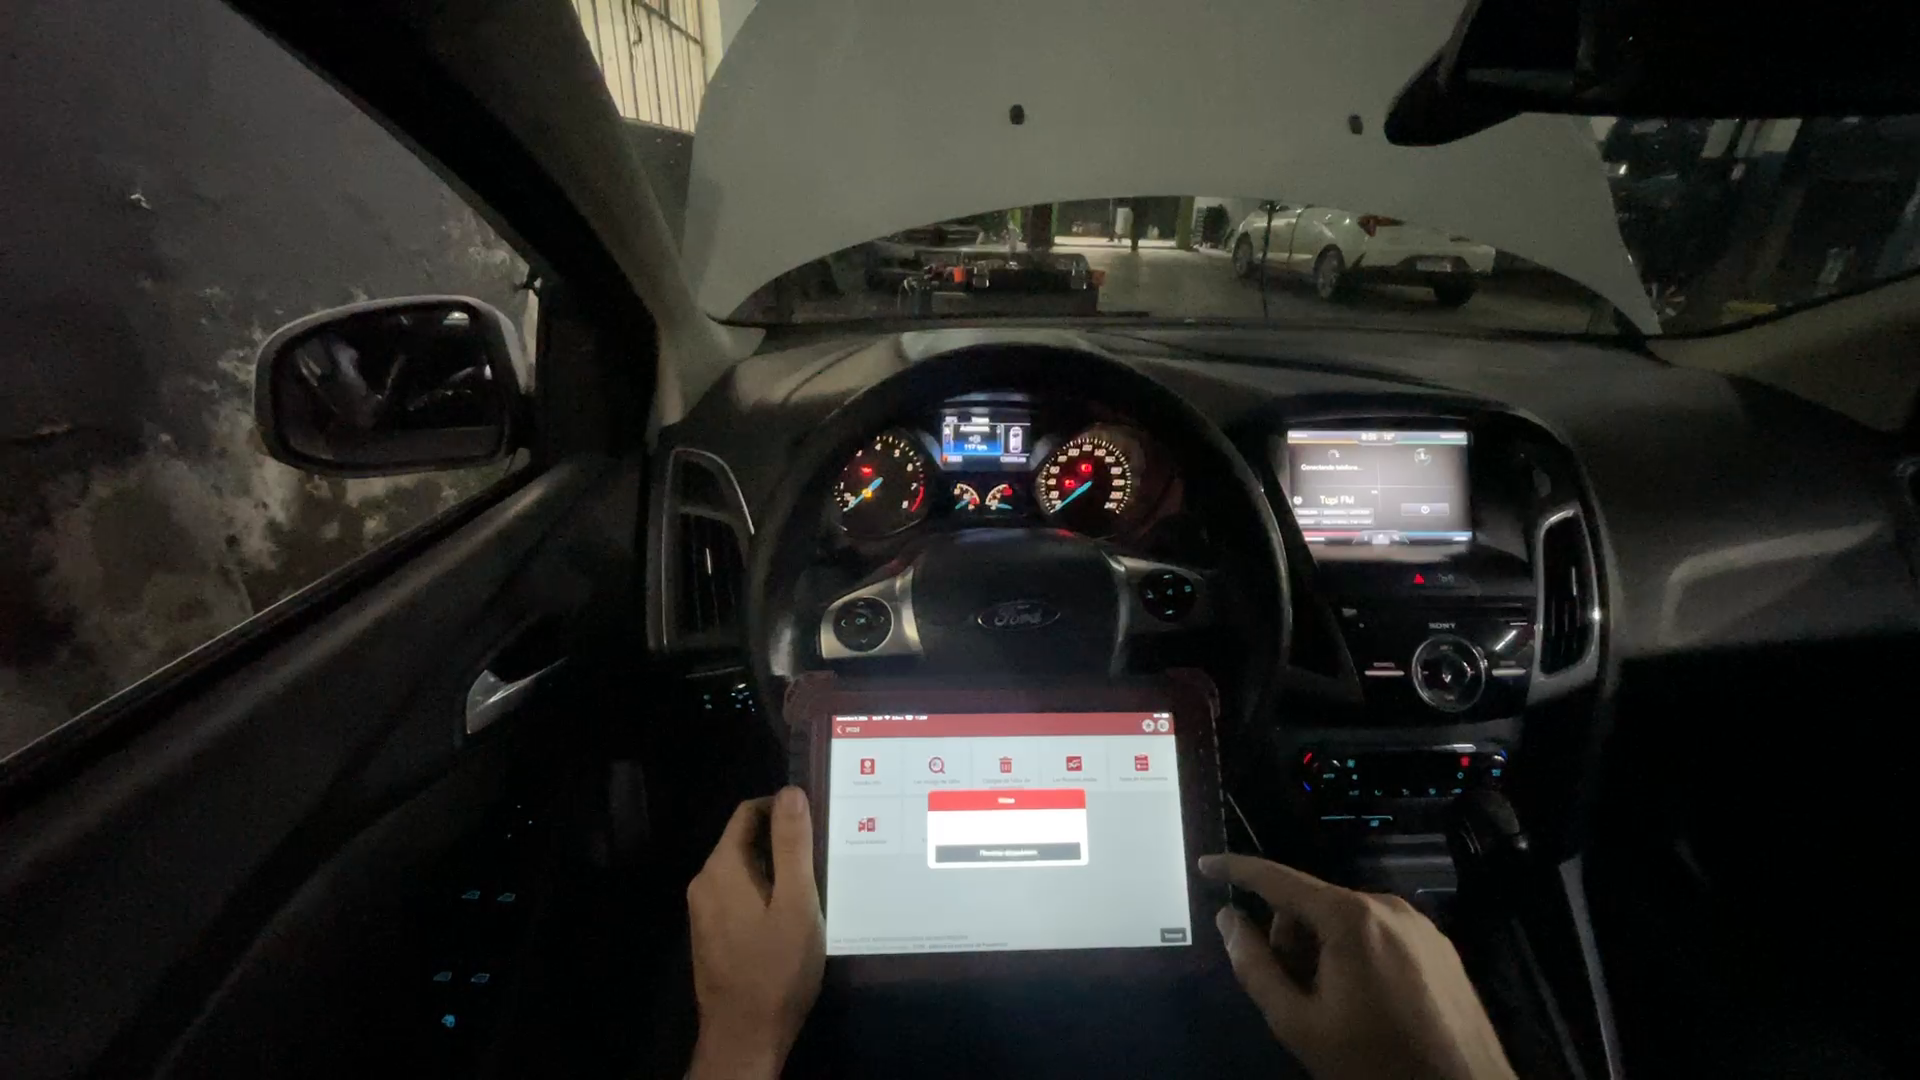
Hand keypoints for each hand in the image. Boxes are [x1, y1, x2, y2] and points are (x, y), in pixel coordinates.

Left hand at [686, 788, 824, 1079]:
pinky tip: (793, 911)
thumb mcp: (796, 901)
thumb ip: (793, 844)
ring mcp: (705, 910)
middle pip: (745, 838)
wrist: (744, 1039)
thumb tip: (791, 791)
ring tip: (815, 880)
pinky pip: (740, 892)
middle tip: (823, 852)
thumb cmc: (776, 969)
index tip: (817, 818)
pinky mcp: (712, 933)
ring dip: (777, 866)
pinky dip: (766, 889)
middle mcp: (705, 882)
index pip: (748, 812)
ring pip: (745, 867)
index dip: (783, 807)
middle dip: (783, 838)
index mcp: (721, 868)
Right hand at [1199, 854, 1514, 1079]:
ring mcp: (1418, 924)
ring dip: (1322, 948)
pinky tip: (1368, 1003)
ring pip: (1342, 918)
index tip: (1205, 864)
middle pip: (1310, 904)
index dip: (1236, 869)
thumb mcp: (1299, 1025)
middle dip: (1290, 939)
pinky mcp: (1440, 946)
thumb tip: (1228, 918)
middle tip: (1297, 993)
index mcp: (1350, 918)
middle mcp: (1385, 905)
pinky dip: (1355, 953)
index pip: (1277, 879)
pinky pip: (1377, 932)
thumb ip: (1254, 965)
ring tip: (1336, 1005)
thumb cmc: (1378, 1069)